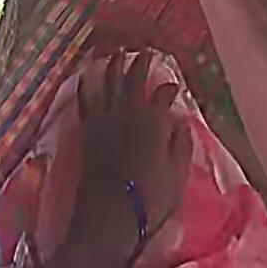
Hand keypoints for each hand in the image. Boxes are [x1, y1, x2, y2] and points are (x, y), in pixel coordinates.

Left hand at [56, 52, 192, 267]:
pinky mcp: (88, 130)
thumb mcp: (177, 176)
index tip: (174, 85)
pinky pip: (85, 101)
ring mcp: (105, 118)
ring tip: (116, 52)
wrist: (110, 217)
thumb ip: (181, 145)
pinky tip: (84, 75)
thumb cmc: (149, 199)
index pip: (163, 94)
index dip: (169, 87)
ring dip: (113, 64)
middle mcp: (128, 112)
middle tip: (144, 50)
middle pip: (134, 79)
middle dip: (140, 62)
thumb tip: (181, 121)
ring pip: (108, 82)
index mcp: (152, 121)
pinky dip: (85, 86)